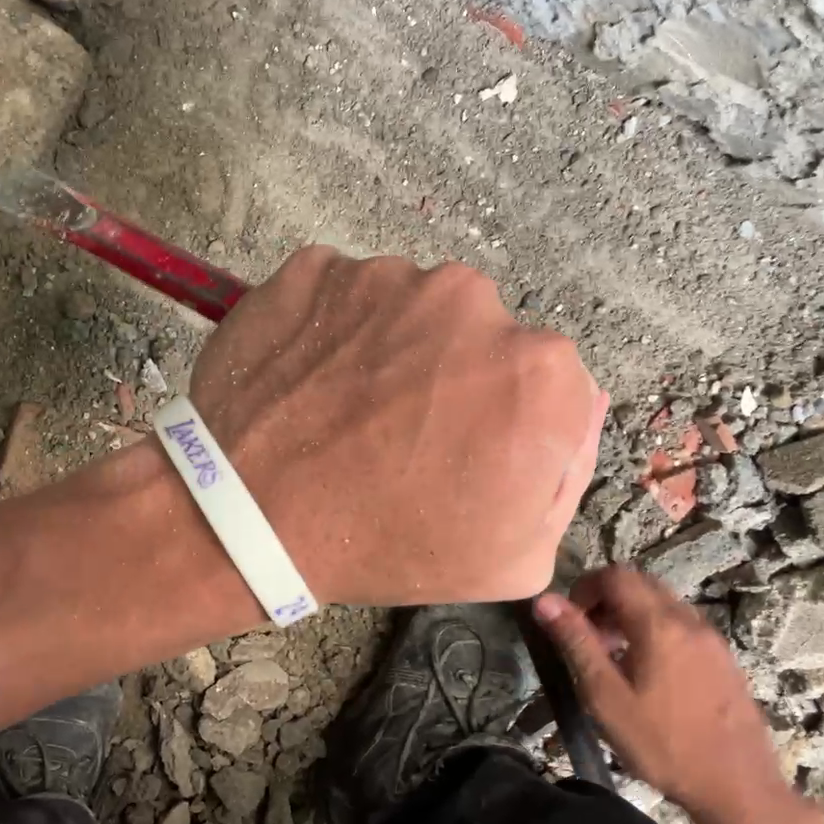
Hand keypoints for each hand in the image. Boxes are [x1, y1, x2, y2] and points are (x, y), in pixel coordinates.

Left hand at [189, 245, 604, 605]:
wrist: (248, 517)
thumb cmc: (384, 544)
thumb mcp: (515, 555)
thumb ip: (566, 474)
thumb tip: (575, 410)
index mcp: (538, 369)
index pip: (542, 383)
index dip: (500, 421)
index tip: (456, 451)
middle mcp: (472, 300)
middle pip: (475, 334)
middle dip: (447, 373)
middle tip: (392, 426)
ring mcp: (384, 275)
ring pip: (404, 307)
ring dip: (385, 344)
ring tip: (341, 404)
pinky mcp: (314, 268)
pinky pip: (338, 295)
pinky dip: (328, 325)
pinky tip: (305, 376)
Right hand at [535, 566, 785, 813]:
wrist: (739, 791)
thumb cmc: (662, 744)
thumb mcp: (605, 696)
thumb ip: (576, 642)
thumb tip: (544, 600)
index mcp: (659, 625)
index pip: (615, 576)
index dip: (584, 587)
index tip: (569, 620)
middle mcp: (690, 622)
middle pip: (641, 584)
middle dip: (606, 599)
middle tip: (588, 637)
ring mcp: (714, 642)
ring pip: (663, 604)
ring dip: (630, 615)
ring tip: (614, 657)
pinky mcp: (725, 662)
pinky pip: (683, 626)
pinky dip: (655, 631)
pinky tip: (647, 674)